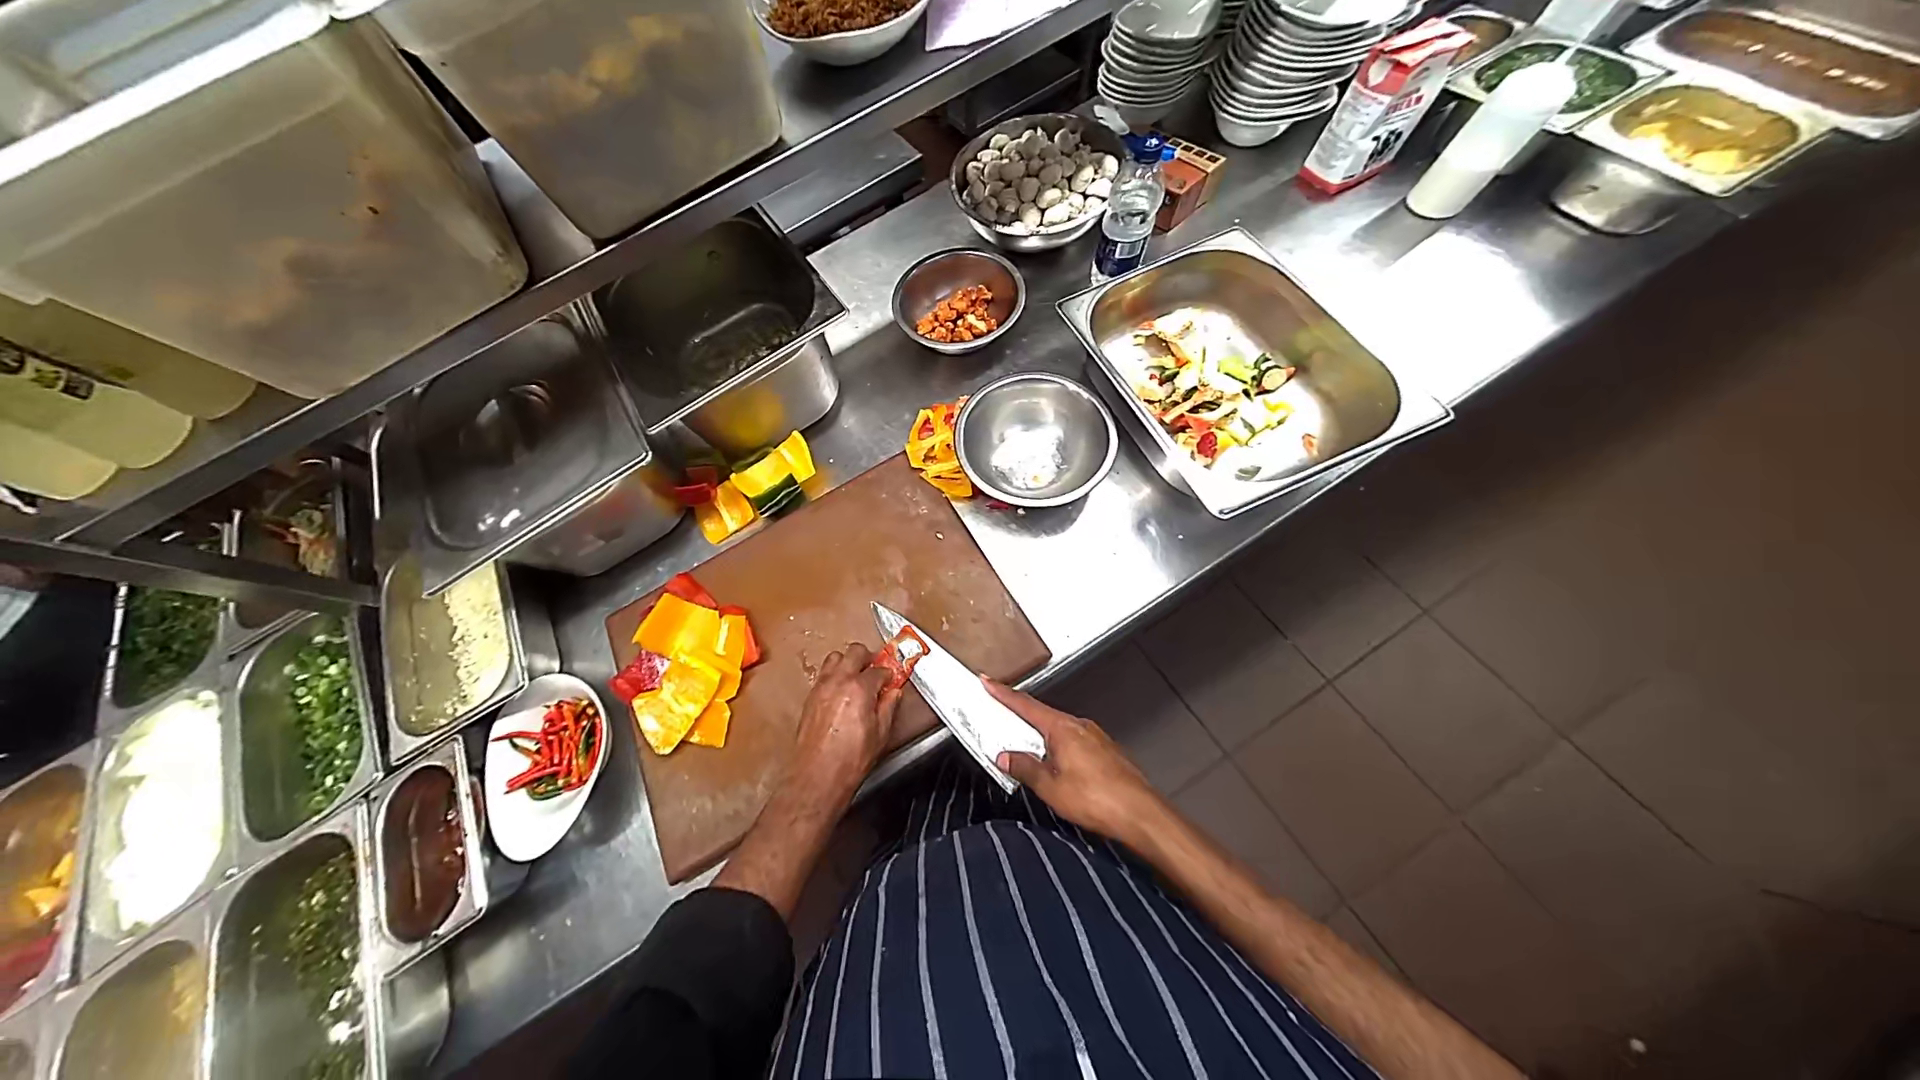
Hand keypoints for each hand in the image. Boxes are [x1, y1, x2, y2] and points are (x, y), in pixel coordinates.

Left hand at [791, 643, 903, 796]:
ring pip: (835, 658)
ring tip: (857, 675)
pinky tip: (841, 690)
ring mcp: (821, 687)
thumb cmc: (848, 760)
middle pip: (855, 652)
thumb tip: (893, 694)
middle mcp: (838, 682)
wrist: (818, 776)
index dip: (889, 674)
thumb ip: (888, 707)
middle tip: (876, 669)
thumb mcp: (881, 734)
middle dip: (868, 657)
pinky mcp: (810, 697)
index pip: (879, 669)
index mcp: (860, 688)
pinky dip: (834, 675)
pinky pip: (823, 674)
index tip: (892, 679)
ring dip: (848, 662)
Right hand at [987, 679, 1166, 847]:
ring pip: (1060, 732)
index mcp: (1062, 728)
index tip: (989, 682)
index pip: (1025, 705)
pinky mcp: (1106, 752)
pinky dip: (1060, 750)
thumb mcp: (1050, 787)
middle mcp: (1080, 726)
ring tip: (1029, 758)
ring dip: (1041, 740)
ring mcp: (1095, 738)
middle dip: (1021, 722)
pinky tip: (1058, 769)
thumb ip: (1025, 768)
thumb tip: (1007, 758)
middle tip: (1003, 726)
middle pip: (1042, 717)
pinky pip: (1075, 743)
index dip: (1003, 693)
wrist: (1141, 814)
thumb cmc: (1101, 800)